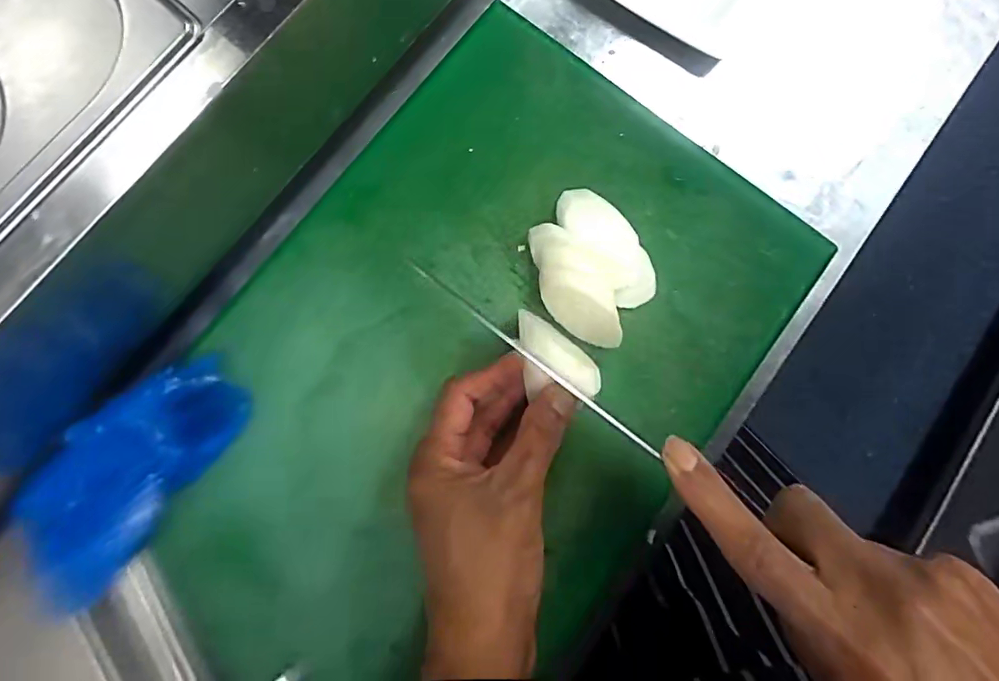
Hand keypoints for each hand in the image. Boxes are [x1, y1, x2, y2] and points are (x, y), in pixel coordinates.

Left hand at [408, 354, 576, 679]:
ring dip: (520, 415)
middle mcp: (443, 468)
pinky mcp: (483, 506)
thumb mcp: (517, 491)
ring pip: (491, 437)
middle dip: (511, 392)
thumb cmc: (491, 561)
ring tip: (556, 390)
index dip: (494, 374)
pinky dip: (524, 441)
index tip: (531, 359)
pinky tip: (551, 427)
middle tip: (551, 370)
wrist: (487, 640)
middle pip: (476, 414)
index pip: (459, 397)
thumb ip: (539, 435)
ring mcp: (463, 488)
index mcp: (435, 459)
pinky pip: (502, 459)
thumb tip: (563, 388)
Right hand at [662, 437, 998, 680]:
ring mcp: (933, 569)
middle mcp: (884, 582)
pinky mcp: (970, 571)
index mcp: (850, 631)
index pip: (760, 553)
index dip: (712, 502)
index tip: (677, 451)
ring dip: (859, 584)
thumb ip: (822, 647)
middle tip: (807, 589)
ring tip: (908, 656)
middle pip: (799, 510)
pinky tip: (947, 654)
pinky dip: (907, 598)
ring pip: (858, 549)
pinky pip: (911, 568)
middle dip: (786, 530)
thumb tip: (803, 608)